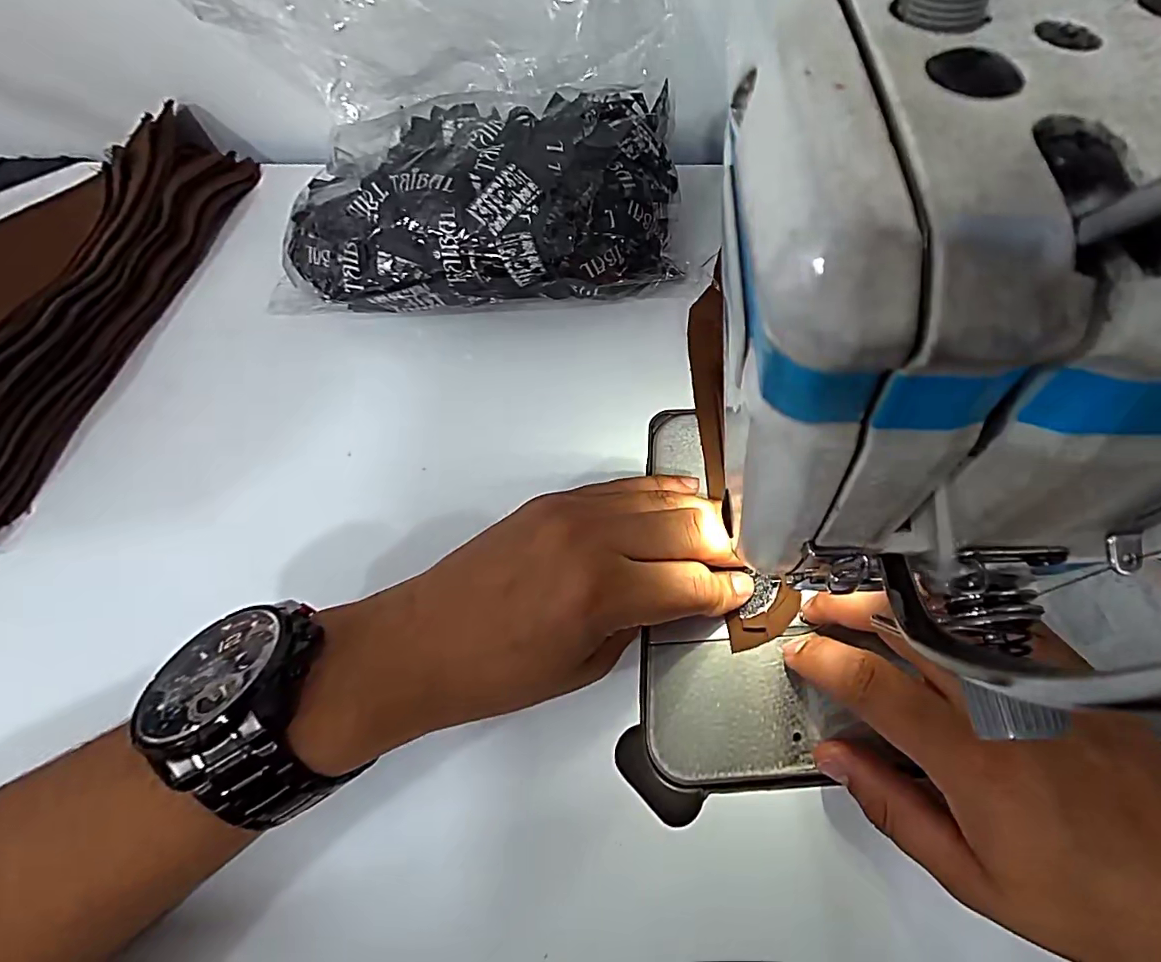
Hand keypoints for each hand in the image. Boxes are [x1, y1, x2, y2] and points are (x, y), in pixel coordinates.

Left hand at [291, 476, 752, 771]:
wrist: (417, 644)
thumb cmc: (493, 673)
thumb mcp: (583, 666)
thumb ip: (640, 622)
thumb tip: (678, 597)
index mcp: (600, 594)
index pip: (691, 581)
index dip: (726, 589)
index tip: (742, 591)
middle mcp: (592, 540)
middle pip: (689, 527)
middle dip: (724, 548)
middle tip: (736, 564)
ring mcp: (573, 511)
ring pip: (663, 497)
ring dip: (699, 515)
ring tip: (716, 534)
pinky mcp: (556, 500)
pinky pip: (625, 486)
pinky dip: (660, 493)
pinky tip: (679, 500)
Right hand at [784, 592, 1160, 961]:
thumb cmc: (1095, 892)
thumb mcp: (974, 876)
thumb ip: (897, 808)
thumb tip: (843, 764)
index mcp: (970, 758)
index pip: (875, 687)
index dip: (827, 662)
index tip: (802, 656)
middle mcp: (999, 704)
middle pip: (906, 632)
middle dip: (851, 611)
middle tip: (820, 611)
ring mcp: (1034, 679)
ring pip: (945, 618)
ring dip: (894, 605)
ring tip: (861, 605)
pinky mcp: (1064, 669)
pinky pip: (993, 623)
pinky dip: (949, 610)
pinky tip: (933, 612)